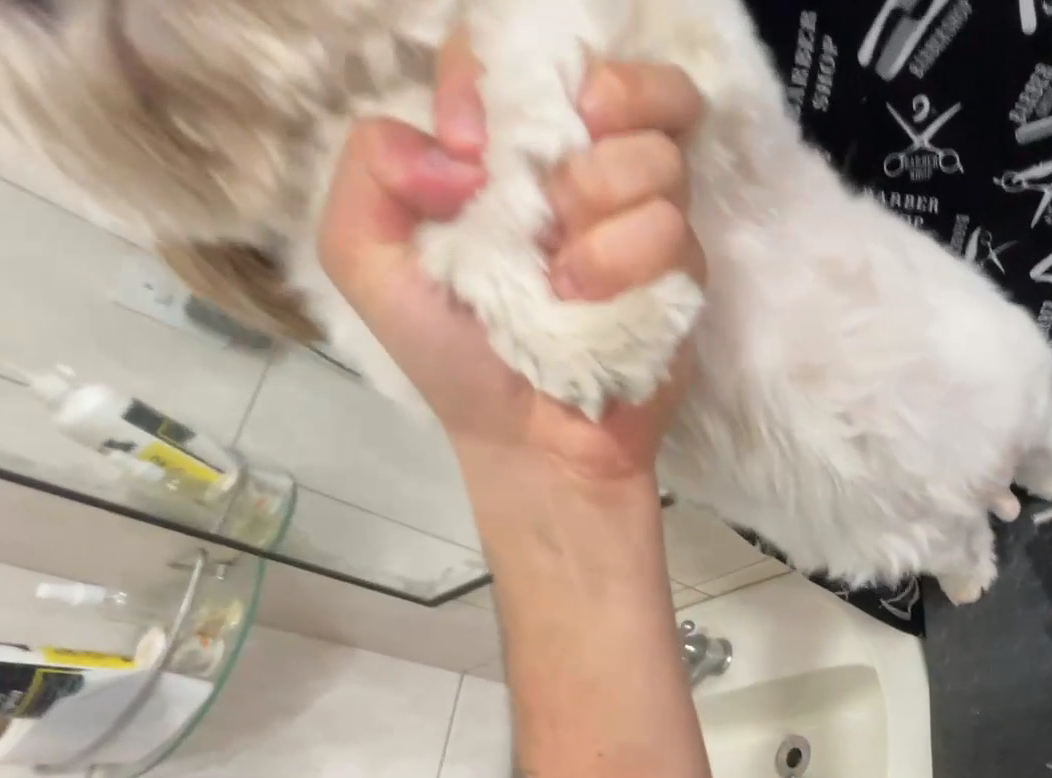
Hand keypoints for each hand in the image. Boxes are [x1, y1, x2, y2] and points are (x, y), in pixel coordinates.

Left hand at [316, 34, 706, 487]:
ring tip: (565, 280)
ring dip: (605, 211)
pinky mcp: (683, 272)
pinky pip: (677, 231)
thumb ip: (369, 174)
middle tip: (555, 189)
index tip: (474, 149)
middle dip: (600, 118)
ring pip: (661, 158)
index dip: (500, 81)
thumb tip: (464, 150)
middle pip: (626, 86)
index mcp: (508, 158)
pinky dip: (630, 263)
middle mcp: (581, 174)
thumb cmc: (455, 358)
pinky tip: (595, 304)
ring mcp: (639, 221)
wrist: (533, 441)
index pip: (519, 62)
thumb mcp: (368, 263)